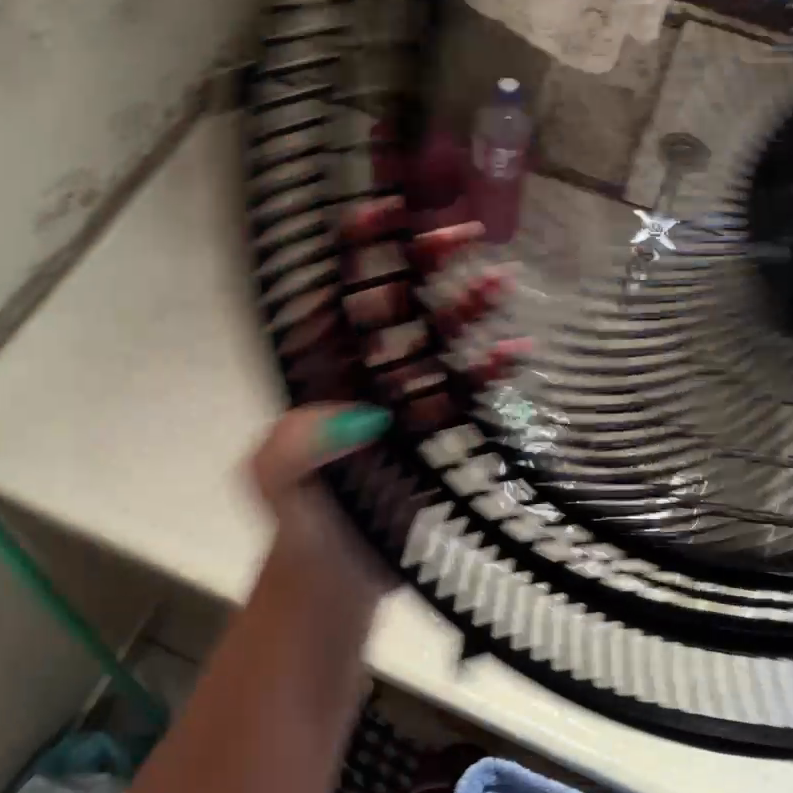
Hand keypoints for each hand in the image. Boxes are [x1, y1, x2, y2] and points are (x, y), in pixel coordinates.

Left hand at [254, 197, 528, 599]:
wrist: (339, 581)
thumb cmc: (301, 525)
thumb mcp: (275, 482)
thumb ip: (292, 446)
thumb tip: (357, 415)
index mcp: (317, 368)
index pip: (336, 292)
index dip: (358, 248)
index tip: (389, 212)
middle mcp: (361, 370)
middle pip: (394, 300)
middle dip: (425, 262)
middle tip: (464, 234)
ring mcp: (402, 396)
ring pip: (434, 336)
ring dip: (467, 305)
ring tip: (501, 282)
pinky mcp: (435, 427)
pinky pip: (465, 387)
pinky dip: (490, 367)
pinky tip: (516, 351)